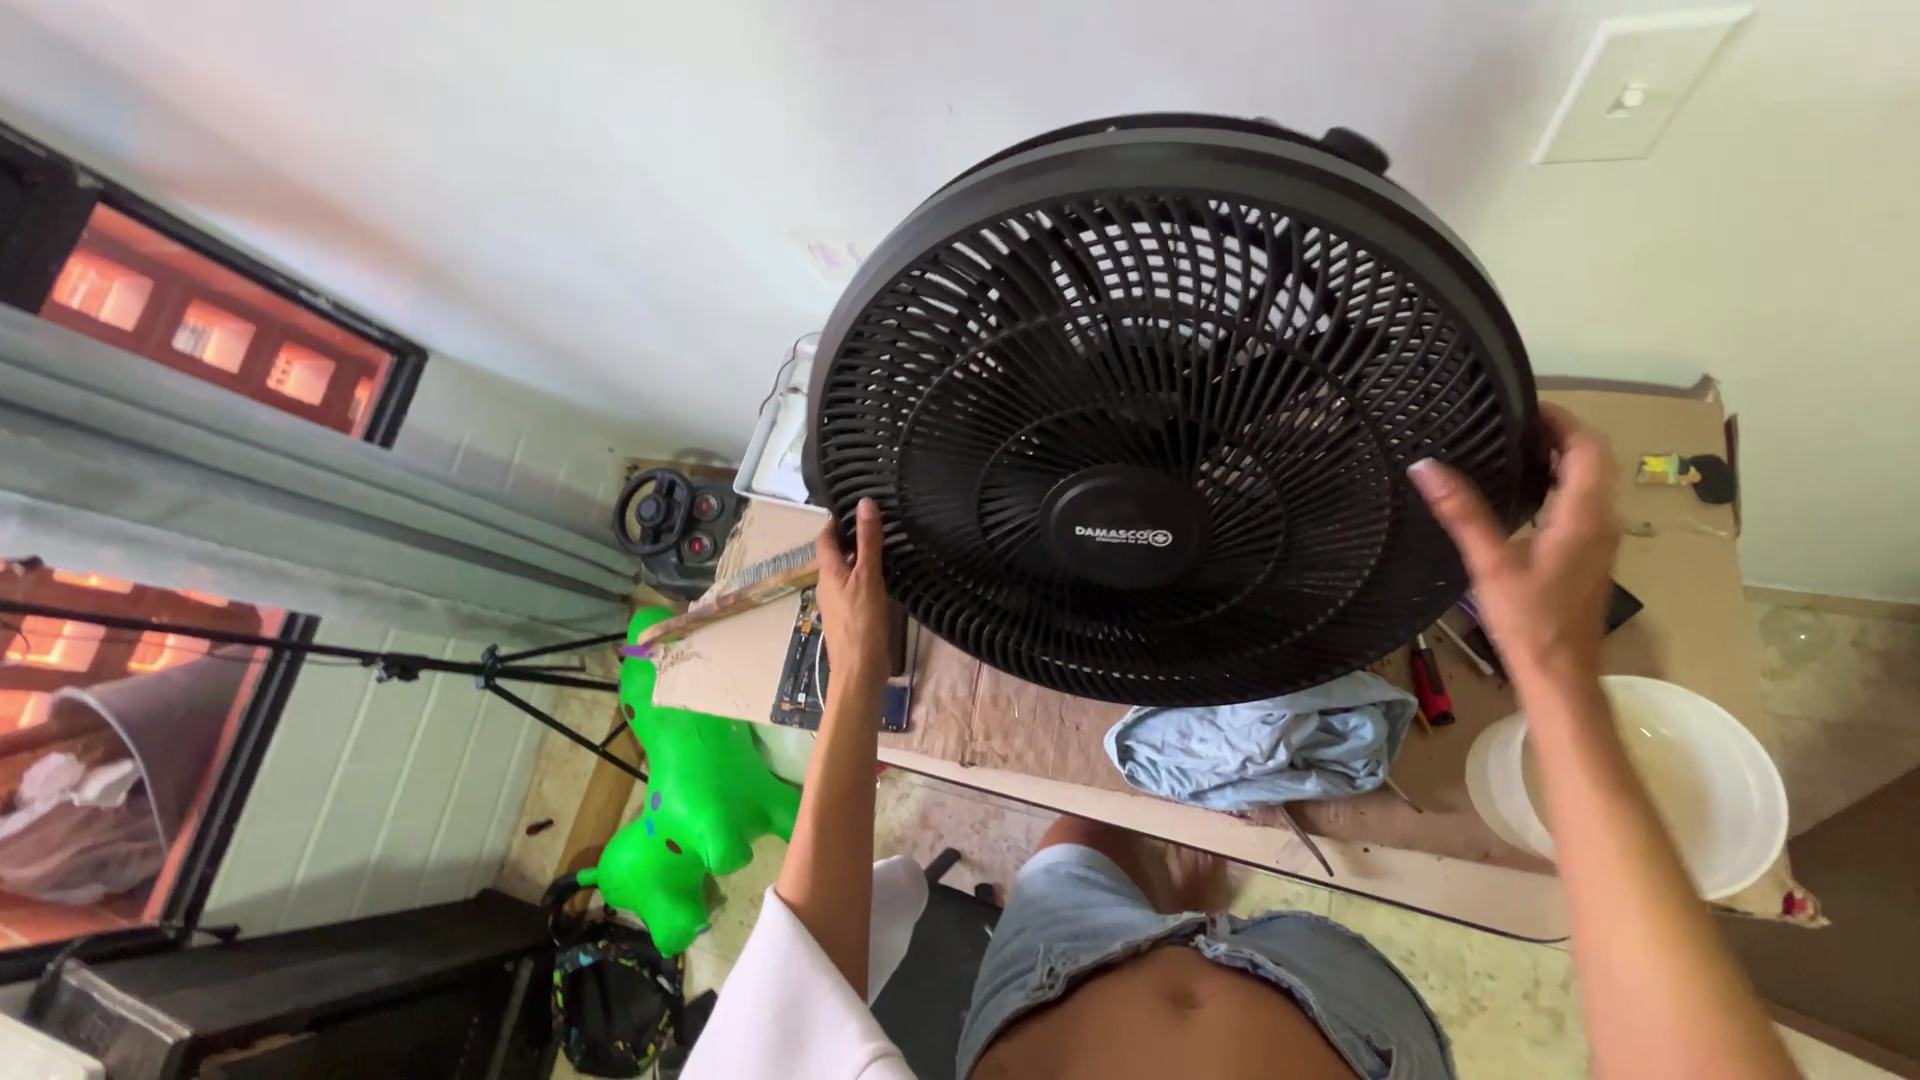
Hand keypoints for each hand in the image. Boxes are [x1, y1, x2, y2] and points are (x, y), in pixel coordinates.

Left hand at [815, 497, 890, 683]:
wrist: (859, 670)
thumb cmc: (862, 622)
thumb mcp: (868, 576)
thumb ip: (868, 541)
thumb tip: (865, 503)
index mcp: (828, 571)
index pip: (825, 537)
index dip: (837, 521)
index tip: (857, 508)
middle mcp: (828, 585)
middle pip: (836, 554)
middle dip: (853, 538)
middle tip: (879, 523)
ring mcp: (838, 603)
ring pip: (847, 572)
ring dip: (861, 559)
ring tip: (887, 546)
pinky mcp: (850, 617)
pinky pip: (855, 589)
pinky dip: (867, 578)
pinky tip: (886, 579)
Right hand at [1407, 404, 1621, 691]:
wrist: (1559, 673)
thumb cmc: (1528, 620)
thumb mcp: (1488, 563)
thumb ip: (1461, 512)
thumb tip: (1425, 467)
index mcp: (1585, 516)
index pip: (1587, 448)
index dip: (1561, 420)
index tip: (1522, 405)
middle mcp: (1602, 521)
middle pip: (1592, 461)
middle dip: (1558, 434)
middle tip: (1510, 422)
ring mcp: (1599, 540)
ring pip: (1590, 481)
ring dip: (1559, 458)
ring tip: (1511, 447)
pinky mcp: (1587, 554)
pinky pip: (1581, 502)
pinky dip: (1557, 483)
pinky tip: (1522, 492)